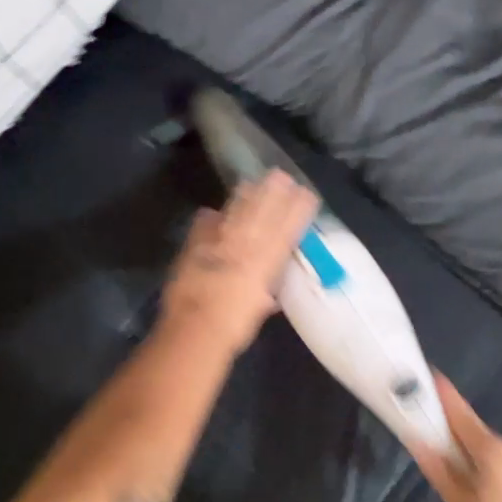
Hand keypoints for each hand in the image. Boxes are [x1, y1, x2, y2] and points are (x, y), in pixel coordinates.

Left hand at [159, 170, 317, 356]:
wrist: (195, 325)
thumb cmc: (235, 324)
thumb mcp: (259, 305)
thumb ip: (265, 289)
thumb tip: (268, 291)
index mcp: (266, 258)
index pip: (287, 227)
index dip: (297, 208)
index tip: (306, 193)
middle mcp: (245, 243)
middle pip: (262, 210)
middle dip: (273, 192)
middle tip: (281, 175)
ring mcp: (219, 240)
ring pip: (236, 211)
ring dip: (246, 196)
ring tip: (253, 183)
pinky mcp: (195, 244)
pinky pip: (205, 224)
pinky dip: (211, 218)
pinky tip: (212, 211)